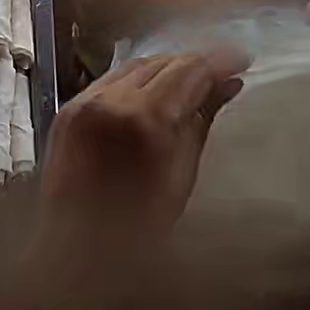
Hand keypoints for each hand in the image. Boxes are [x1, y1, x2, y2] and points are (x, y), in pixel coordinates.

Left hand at [38, 50, 250, 243]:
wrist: (74, 248)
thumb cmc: (137, 225)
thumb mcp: (181, 176)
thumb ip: (201, 122)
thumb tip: (226, 86)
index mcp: (144, 118)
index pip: (189, 70)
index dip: (219, 62)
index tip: (242, 61)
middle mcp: (109, 100)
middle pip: (161, 63)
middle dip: (193, 64)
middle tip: (220, 73)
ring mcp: (82, 103)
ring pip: (132, 67)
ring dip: (164, 69)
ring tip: (190, 80)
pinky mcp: (67, 112)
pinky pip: (108, 82)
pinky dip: (134, 81)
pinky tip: (152, 92)